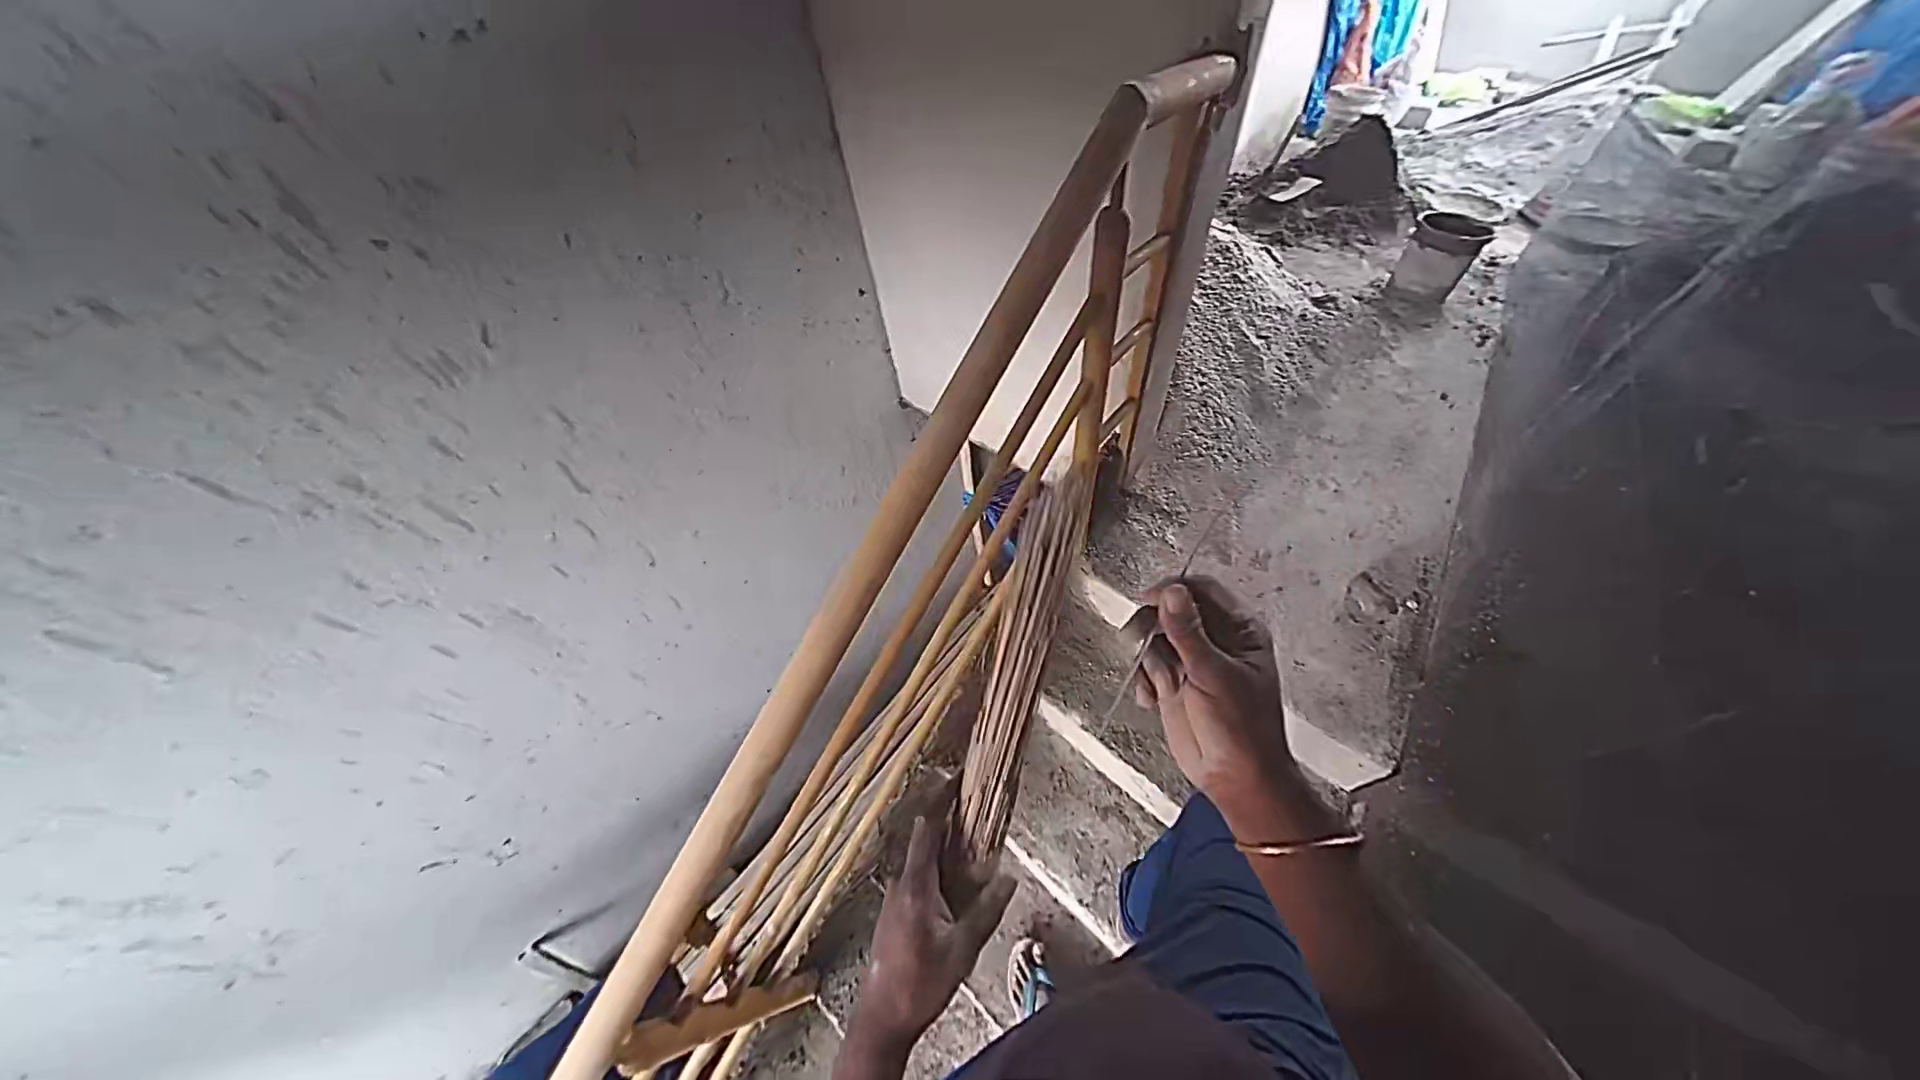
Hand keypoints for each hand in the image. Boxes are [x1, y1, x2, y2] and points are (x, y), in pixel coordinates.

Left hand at [849, 816, 1015, 1051]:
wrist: (883, 1016)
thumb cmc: (921, 983)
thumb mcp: (963, 949)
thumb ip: (986, 911)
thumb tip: (1009, 878)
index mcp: (916, 886)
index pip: (928, 829)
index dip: (942, 800)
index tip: (956, 779)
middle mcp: (901, 883)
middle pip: (923, 837)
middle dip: (945, 815)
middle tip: (968, 800)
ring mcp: (894, 895)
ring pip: (919, 855)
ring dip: (941, 840)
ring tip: (966, 832)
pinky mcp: (894, 908)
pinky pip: (916, 871)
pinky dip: (934, 860)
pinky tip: (950, 871)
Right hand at [1135, 577, 1329, 835]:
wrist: (1234, 779)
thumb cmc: (1243, 731)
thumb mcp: (1214, 674)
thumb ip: (1188, 632)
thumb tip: (1171, 593)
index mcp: (1238, 631)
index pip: (1200, 591)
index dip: (1172, 591)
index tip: (1148, 601)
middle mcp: (1214, 641)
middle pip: (1169, 611)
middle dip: (1152, 628)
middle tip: (1143, 644)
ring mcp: (1191, 662)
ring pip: (1153, 638)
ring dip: (1147, 659)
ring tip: (1159, 683)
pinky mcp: (1173, 682)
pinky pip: (1146, 666)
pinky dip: (1143, 680)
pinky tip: (1153, 699)